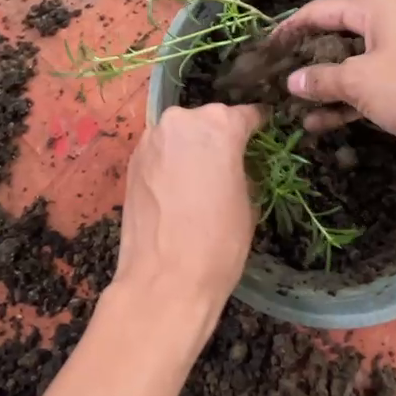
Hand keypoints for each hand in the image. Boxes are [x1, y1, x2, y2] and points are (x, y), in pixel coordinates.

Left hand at [114, 102, 263, 306]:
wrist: (163, 281)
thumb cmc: (218, 243)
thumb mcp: (249, 202)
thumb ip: (243, 168)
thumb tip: (237, 163)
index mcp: (219, 125)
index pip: (247, 114)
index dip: (258, 126)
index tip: (263, 135)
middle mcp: (183, 120)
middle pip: (209, 120)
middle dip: (220, 137)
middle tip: (228, 164)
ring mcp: (153, 137)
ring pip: (181, 134)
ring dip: (191, 148)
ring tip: (199, 179)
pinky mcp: (132, 158)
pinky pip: (161, 150)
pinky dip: (170, 162)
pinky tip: (176, 189)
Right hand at [273, 0, 395, 180]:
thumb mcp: (362, 81)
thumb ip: (323, 79)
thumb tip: (292, 80)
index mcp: (378, 8)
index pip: (321, 10)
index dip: (291, 28)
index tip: (265, 49)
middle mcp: (392, 25)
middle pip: (338, 37)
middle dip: (307, 61)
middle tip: (276, 82)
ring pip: (354, 68)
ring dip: (326, 88)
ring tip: (292, 109)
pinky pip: (372, 89)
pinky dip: (349, 103)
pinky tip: (322, 124)